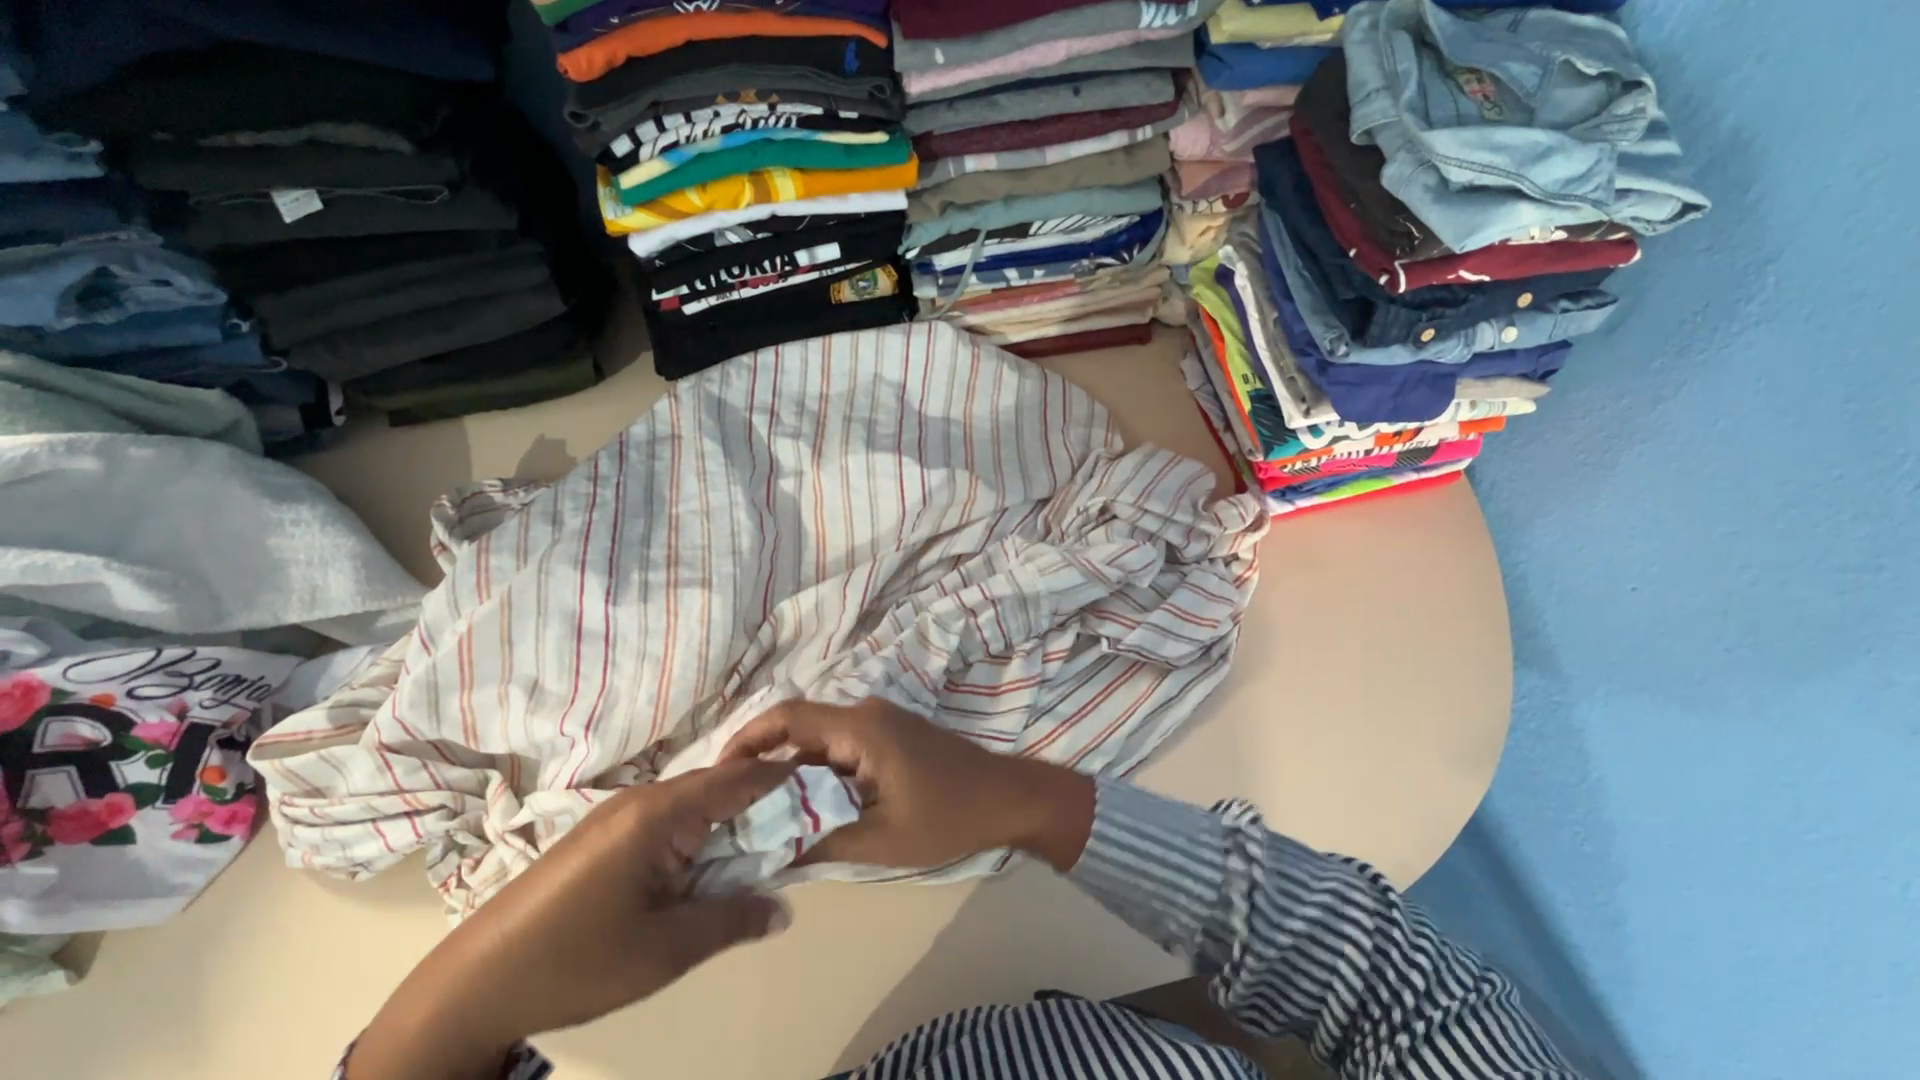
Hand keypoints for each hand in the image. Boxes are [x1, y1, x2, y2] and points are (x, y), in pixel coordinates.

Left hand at [347, 759, 797, 1079]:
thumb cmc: (577, 961)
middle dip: (764, 808)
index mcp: (658, 814)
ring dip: (731, 829)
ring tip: (769, 855)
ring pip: (693, 810)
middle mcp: (640, 801)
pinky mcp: (602, 840)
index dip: (785, 779)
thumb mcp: (667, 950)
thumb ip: (733, 920)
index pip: (739, 778)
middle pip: (718, 790)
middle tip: (807, 831)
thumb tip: (785, 908)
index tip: (826, 789)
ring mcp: (616, 818)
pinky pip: (668, 826)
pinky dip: (700, 842)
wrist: (475, 984)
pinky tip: (712, 871)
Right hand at [719, 698, 1093, 873]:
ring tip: (760, 810)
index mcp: (860, 728)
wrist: (1011, 799)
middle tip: (732, 802)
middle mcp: (866, 714)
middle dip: (763, 762)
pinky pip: (841, 748)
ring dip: (792, 771)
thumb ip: (821, 841)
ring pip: (820, 741)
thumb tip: (769, 850)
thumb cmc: (948, 817)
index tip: (718, 773)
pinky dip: (818, 774)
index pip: (788, 717)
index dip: (747, 739)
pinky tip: (806, 807)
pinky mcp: (892, 738)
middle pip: (799, 728)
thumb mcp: (880, 840)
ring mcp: (881, 724)